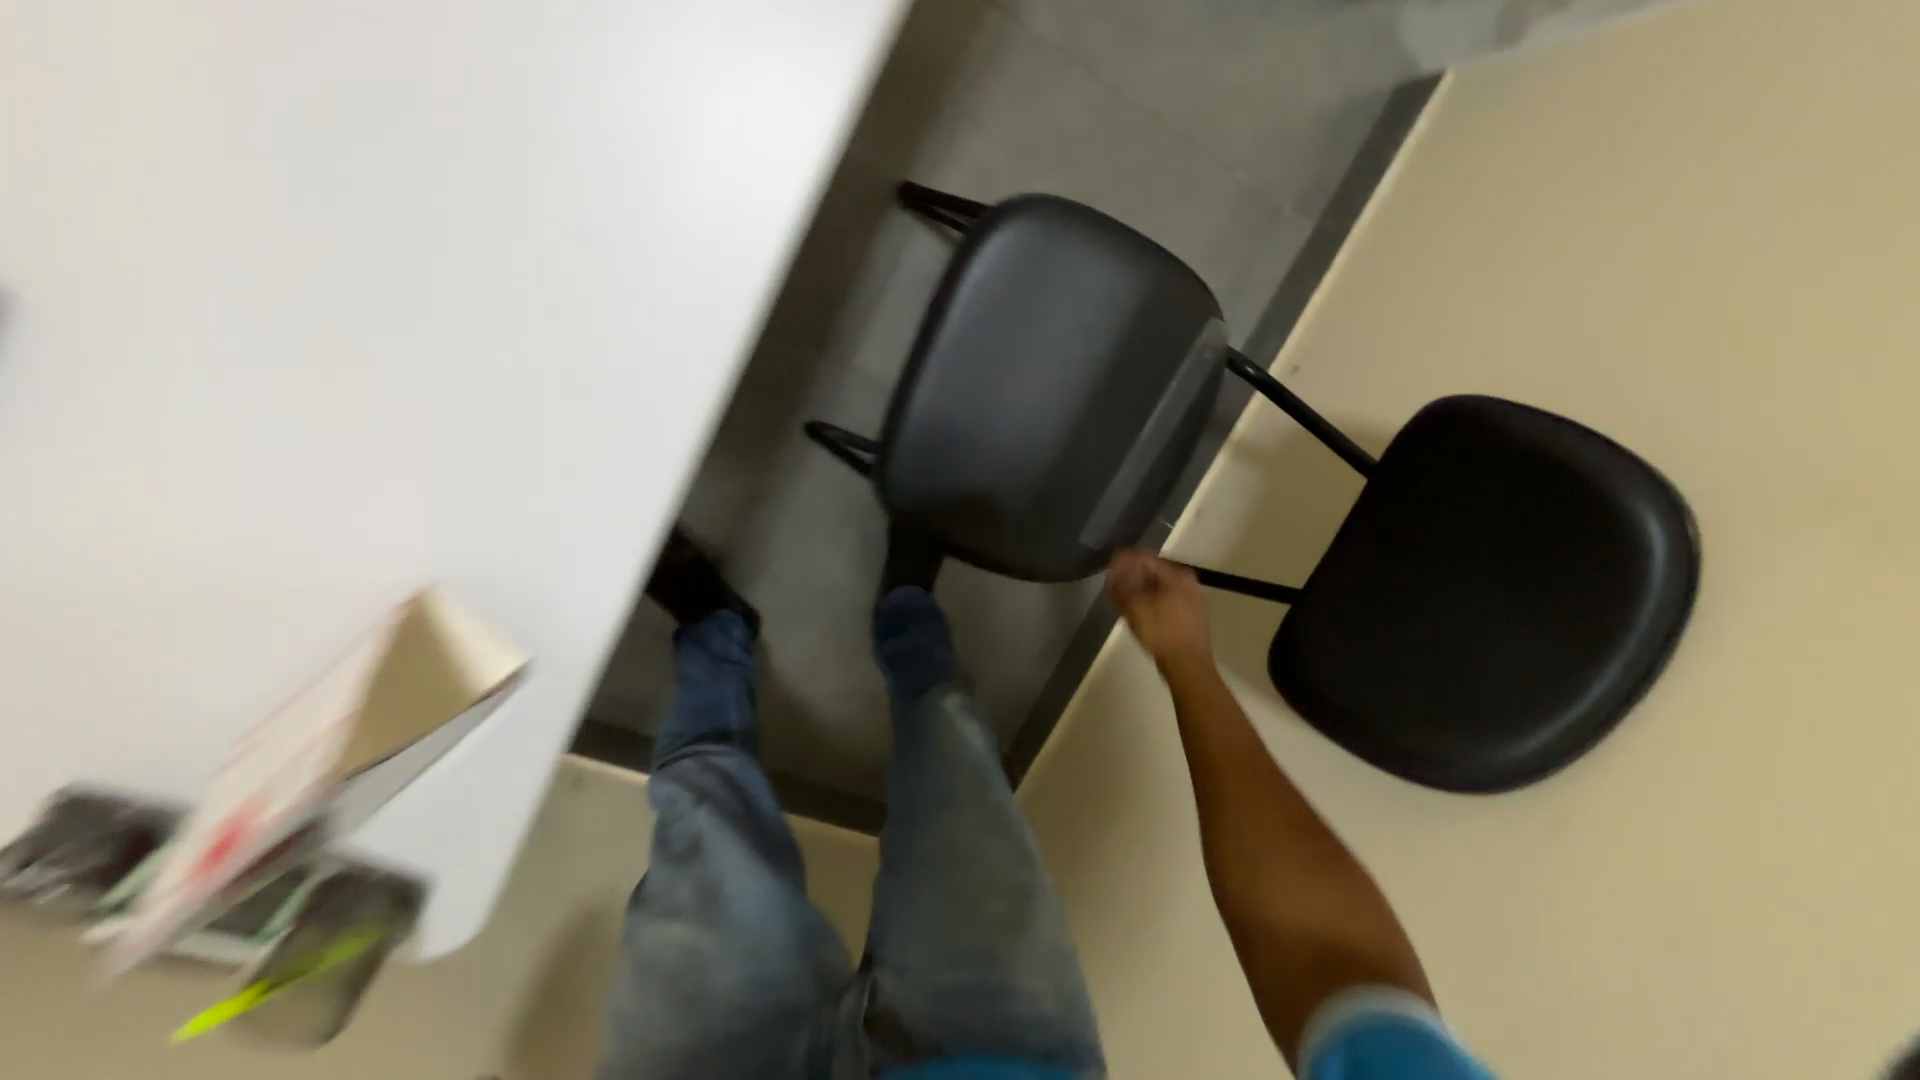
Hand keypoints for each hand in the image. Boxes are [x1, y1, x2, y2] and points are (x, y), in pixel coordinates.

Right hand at [1107, 550, 1212, 668]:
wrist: (1188, 665)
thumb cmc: (1161, 632)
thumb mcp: (1135, 607)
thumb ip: (1121, 586)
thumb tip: (1112, 571)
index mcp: (1177, 574)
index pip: (1145, 558)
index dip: (1123, 561)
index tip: (1108, 569)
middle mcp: (1188, 582)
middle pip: (1153, 572)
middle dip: (1131, 577)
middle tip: (1113, 586)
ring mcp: (1192, 600)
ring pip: (1159, 588)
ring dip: (1140, 591)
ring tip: (1122, 600)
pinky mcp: (1191, 617)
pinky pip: (1165, 601)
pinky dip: (1150, 602)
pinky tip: (1138, 612)